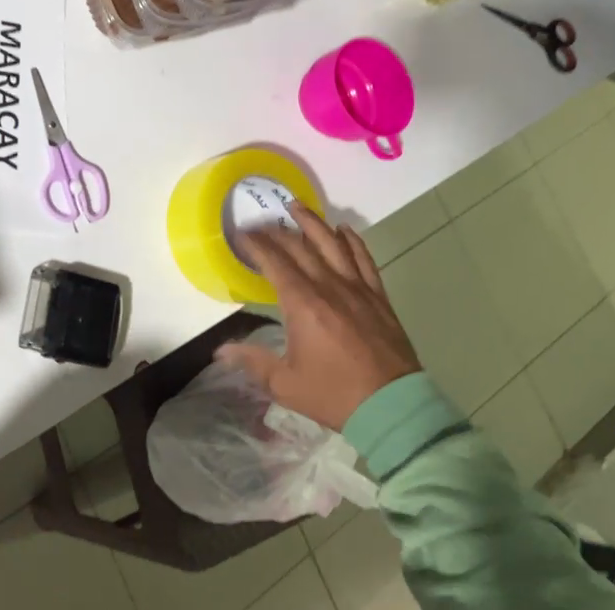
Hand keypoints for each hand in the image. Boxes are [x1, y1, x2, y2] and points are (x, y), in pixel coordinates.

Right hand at [217, 204, 421, 430]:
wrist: (394, 408)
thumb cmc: (335, 395)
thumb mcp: (286, 383)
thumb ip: (252, 362)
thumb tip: (220, 351)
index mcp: (302, 303)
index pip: (274, 262)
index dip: (256, 244)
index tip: (241, 233)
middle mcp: (328, 286)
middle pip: (299, 247)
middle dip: (277, 231)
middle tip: (261, 221)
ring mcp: (357, 289)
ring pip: (332, 244)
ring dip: (312, 223)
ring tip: (297, 206)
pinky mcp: (378, 297)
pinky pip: (364, 259)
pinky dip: (353, 241)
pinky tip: (343, 230)